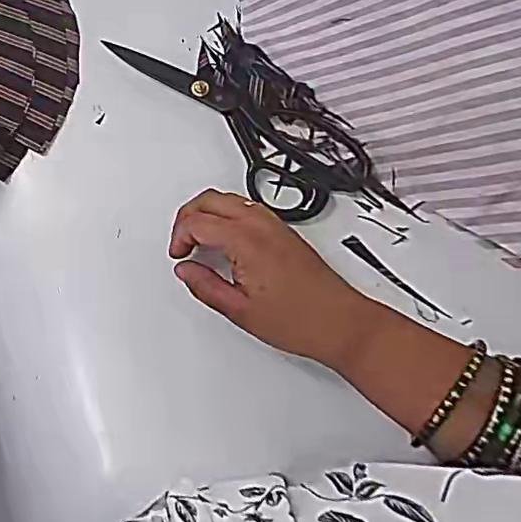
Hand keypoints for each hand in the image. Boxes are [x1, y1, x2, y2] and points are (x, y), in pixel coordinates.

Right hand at [168, 189, 383, 369]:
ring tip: (197, 240)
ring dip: (206, 213)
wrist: (341, 322)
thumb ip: (206, 286)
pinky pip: (245, 207)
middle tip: (181, 242)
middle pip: (209, 200)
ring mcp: (274, 224)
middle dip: (187, 217)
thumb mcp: (240, 311)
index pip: (197, 221)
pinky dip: (225, 215)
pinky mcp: (283, 230)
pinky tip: (222, 239)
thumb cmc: (302, 319)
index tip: (179, 255)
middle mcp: (261, 224)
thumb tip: (186, 271)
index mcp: (246, 240)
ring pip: (227, 198)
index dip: (179, 237)